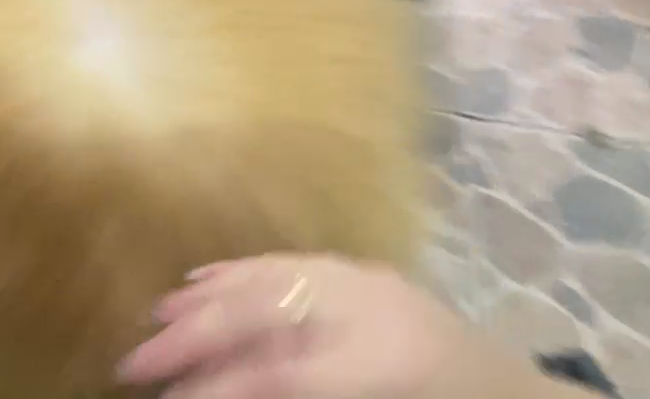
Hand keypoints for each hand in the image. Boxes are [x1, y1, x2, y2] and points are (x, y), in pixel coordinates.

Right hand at [115, 253, 484, 398]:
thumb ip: (290, 386)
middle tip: (134, 363)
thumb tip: (230, 384)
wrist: (515, 397)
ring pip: (265, 280)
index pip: (273, 374)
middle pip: (259, 316)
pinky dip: (238, 272)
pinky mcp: (356, 273)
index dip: (213, 386)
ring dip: (204, 298)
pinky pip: (285, 264)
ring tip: (156, 315)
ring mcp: (357, 284)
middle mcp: (358, 310)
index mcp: (370, 364)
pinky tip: (203, 277)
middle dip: (191, 338)